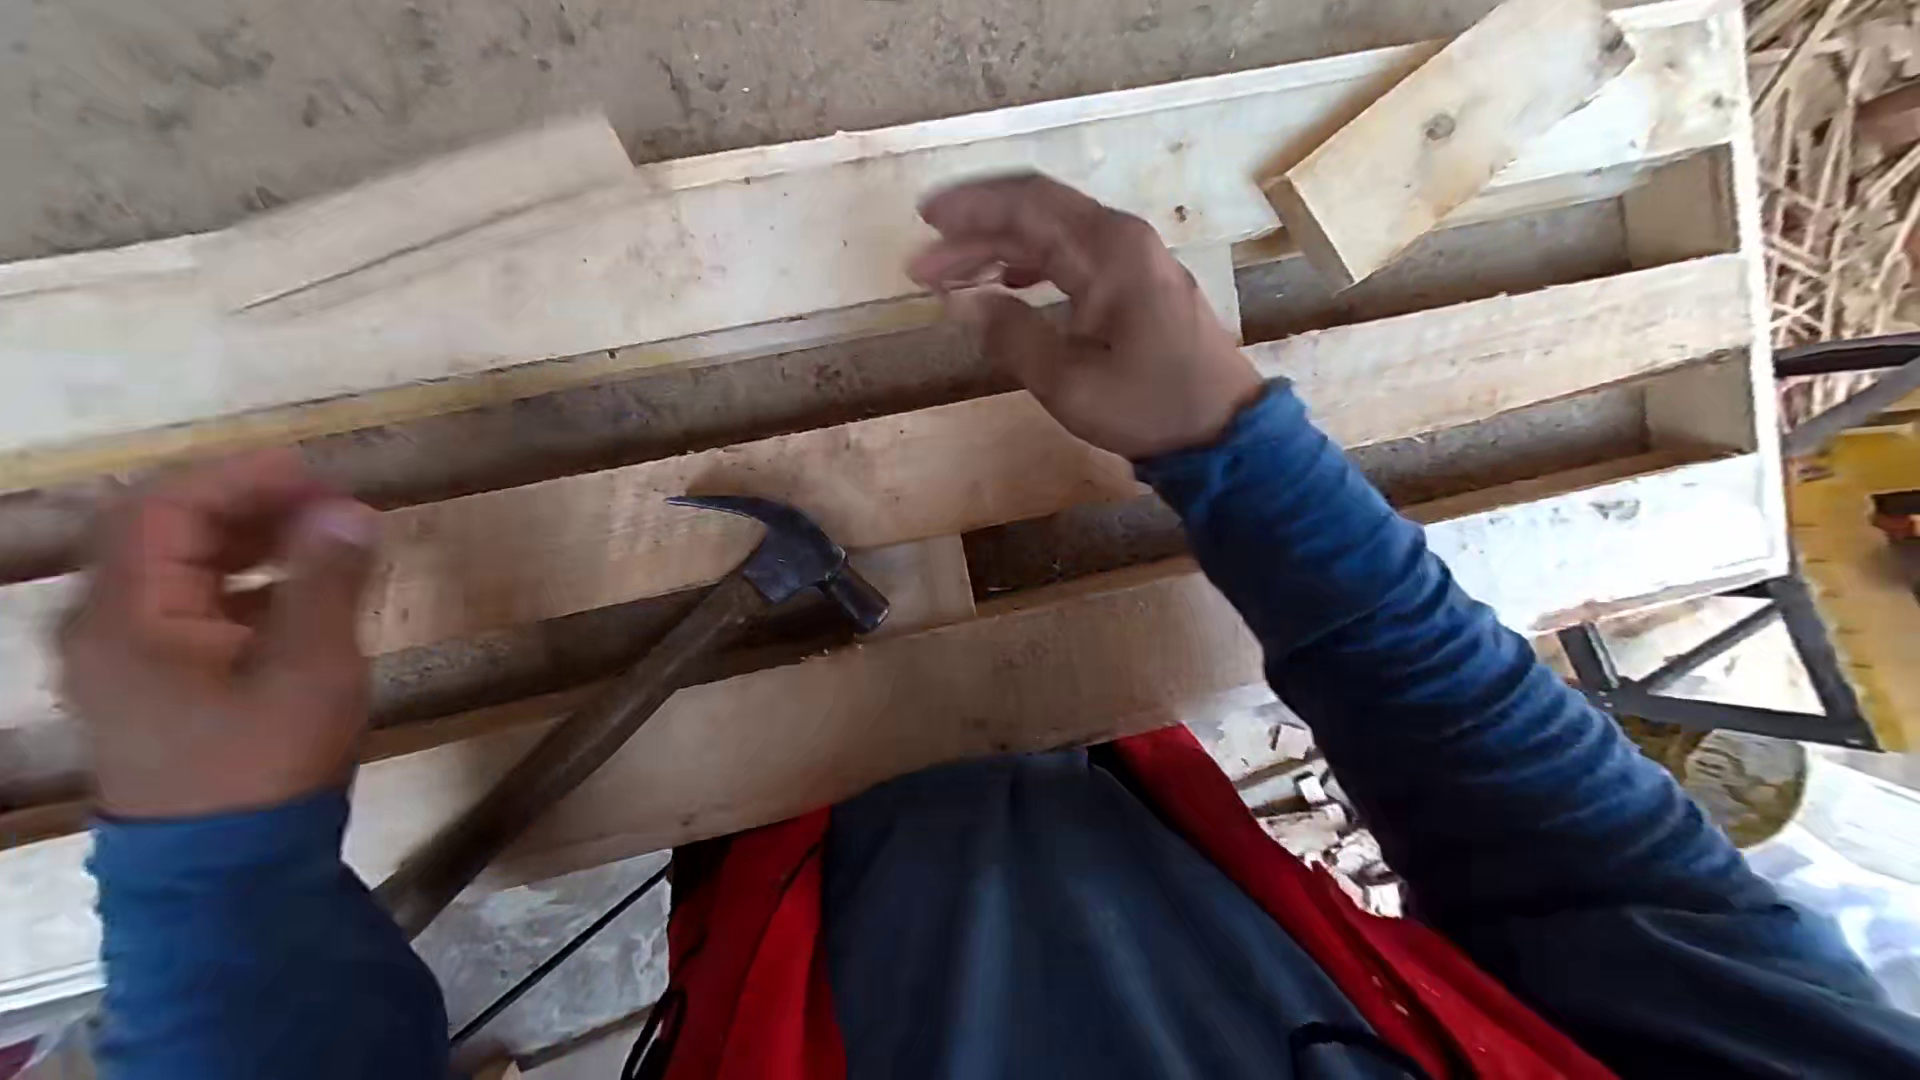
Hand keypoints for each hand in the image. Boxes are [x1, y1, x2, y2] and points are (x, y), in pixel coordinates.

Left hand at [60, 450, 380, 818]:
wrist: (230, 852)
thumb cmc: (268, 753)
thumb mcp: (311, 664)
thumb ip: (326, 581)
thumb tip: (349, 510)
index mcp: (128, 618)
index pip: (161, 513)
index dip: (236, 480)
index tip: (316, 471)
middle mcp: (111, 625)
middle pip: (164, 534)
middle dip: (248, 503)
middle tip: (330, 499)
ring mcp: (133, 652)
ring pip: (182, 566)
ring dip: (252, 537)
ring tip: (325, 531)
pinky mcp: (165, 673)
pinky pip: (199, 600)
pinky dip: (251, 576)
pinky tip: (303, 583)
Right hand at [910, 173, 1262, 459]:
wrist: (1218, 429)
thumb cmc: (1146, 407)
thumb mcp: (1067, 382)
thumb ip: (1010, 335)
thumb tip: (961, 301)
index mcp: (1106, 251)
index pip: (1025, 205)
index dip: (969, 207)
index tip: (924, 221)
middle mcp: (1120, 239)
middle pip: (1035, 214)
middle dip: (974, 234)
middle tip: (924, 266)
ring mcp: (1133, 258)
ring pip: (1052, 235)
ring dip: (999, 251)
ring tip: (953, 277)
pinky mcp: (1137, 283)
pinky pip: (1073, 257)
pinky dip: (1031, 266)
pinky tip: (1006, 284)